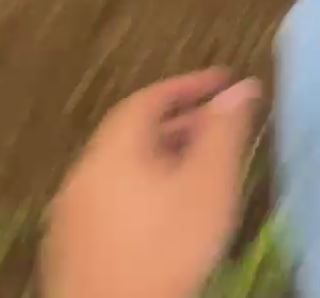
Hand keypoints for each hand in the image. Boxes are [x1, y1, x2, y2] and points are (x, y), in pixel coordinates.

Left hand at [42, 70, 262, 297]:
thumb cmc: (172, 239)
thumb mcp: (211, 177)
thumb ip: (226, 127)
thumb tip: (242, 87)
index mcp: (112, 157)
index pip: (145, 101)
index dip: (189, 83)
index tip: (229, 78)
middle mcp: (84, 179)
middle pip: (135, 134)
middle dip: (187, 119)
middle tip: (230, 119)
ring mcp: (76, 213)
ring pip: (128, 164)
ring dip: (173, 150)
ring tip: (215, 159)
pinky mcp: (80, 241)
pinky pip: (120, 190)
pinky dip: (156, 177)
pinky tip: (184, 198)